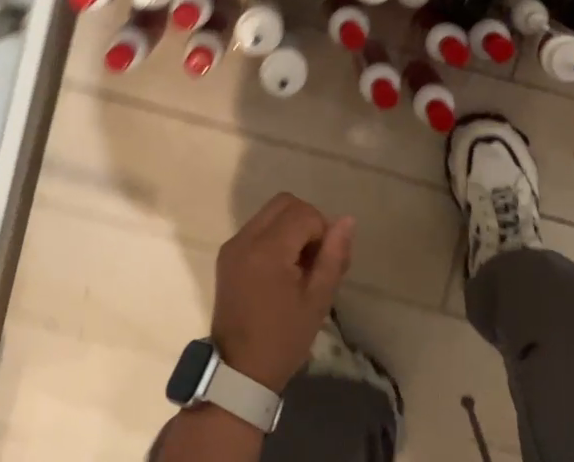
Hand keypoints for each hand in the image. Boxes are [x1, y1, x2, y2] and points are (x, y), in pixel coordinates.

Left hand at [211, 193, 354, 392]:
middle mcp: (245, 238)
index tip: (325, 262)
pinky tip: (281, 270)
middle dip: (307, 221)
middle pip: (285, 203)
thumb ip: (333, 256)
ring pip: (270, 213)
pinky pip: (256, 228)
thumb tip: (347, 220)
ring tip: (299, 267)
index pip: (303, 213)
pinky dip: (274, 237)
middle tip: (314, 258)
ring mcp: (232, 245)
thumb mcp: (318, 300)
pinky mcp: (226, 255)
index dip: (322, 231)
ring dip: (290, 228)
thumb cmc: (284, 338)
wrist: (240, 370)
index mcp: (267, 250)